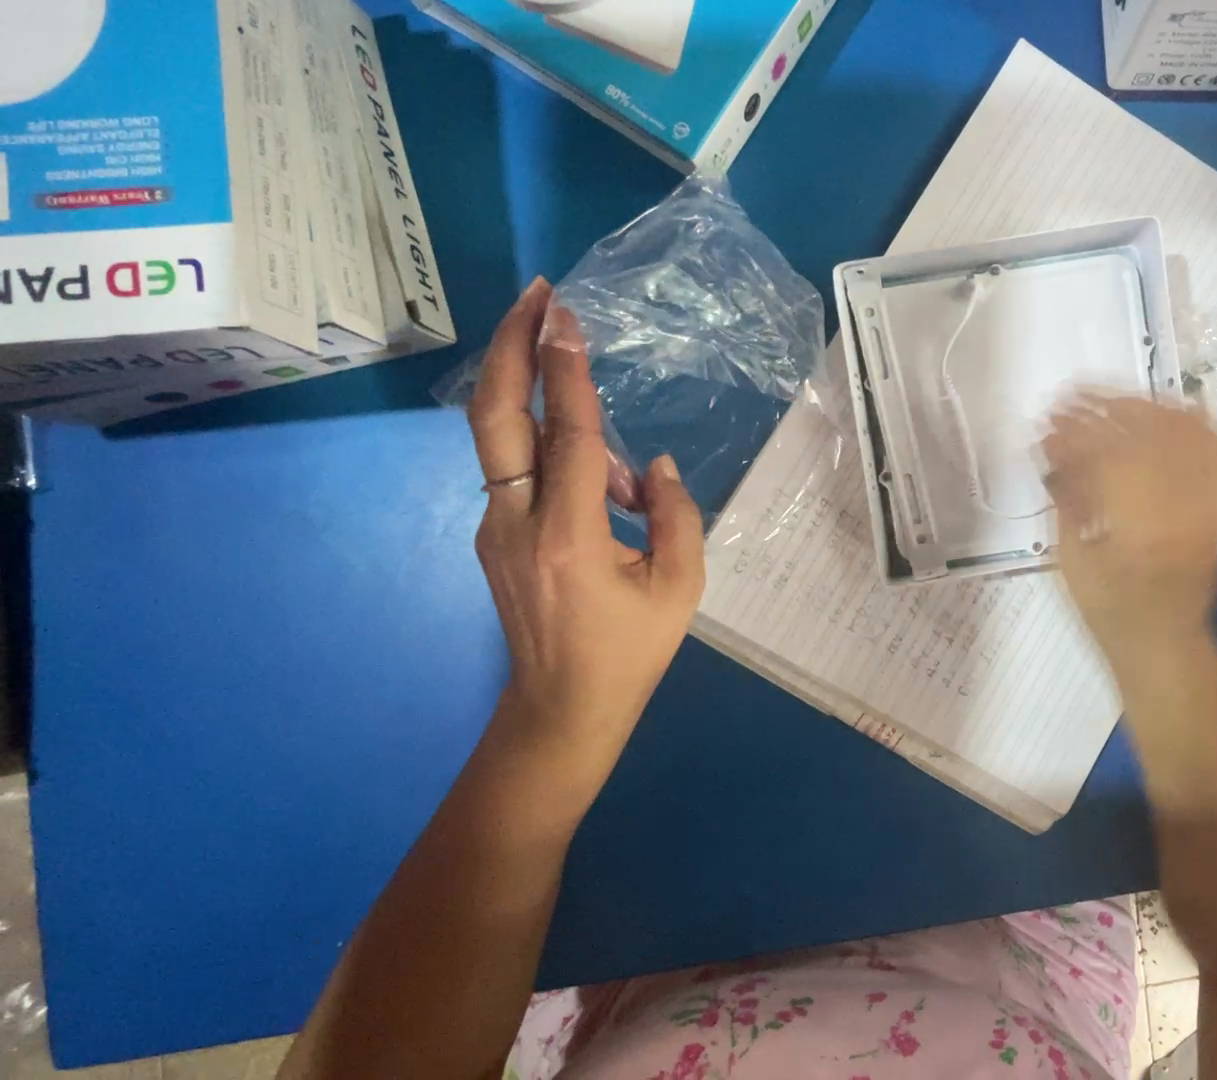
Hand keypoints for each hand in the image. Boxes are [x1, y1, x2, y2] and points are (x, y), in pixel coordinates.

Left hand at [466, 279, 705, 762]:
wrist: (562, 707)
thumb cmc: (630, 651)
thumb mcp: (681, 587)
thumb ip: (678, 515)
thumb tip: (655, 465)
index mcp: (571, 536)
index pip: (566, 434)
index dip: (566, 369)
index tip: (566, 313)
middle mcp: (516, 522)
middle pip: (494, 415)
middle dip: (511, 346)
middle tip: (535, 296)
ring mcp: (494, 528)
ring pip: (506, 442)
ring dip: (556, 420)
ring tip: (629, 491)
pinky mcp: (493, 536)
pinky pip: (518, 473)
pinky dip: (554, 455)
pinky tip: (604, 493)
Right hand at [1042, 391, 1216, 663]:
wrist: (1167, 641)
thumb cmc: (1110, 611)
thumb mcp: (1073, 560)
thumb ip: (1067, 498)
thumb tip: (1049, 447)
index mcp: (1137, 524)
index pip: (1106, 452)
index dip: (1075, 427)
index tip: (1050, 415)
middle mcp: (1181, 506)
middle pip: (1146, 432)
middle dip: (1105, 406)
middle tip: (1072, 397)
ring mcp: (1209, 502)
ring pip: (1183, 431)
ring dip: (1145, 406)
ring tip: (1113, 399)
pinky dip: (1192, 423)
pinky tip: (1169, 410)